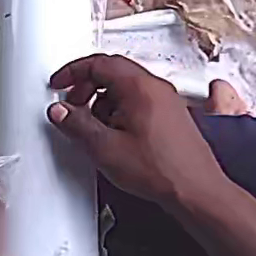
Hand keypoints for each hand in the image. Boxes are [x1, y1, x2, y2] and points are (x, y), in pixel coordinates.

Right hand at [47, 54, 226, 206]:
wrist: (195, 191)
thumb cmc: (161, 170)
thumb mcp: (104, 147)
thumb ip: (77, 124)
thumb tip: (60, 112)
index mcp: (139, 88)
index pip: (99, 63)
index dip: (73, 71)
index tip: (59, 83)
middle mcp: (157, 88)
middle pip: (113, 71)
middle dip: (85, 85)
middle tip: (71, 103)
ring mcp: (167, 101)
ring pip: (125, 86)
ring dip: (101, 99)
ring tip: (90, 124)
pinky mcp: (171, 116)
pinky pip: (138, 100)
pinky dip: (118, 109)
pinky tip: (113, 133)